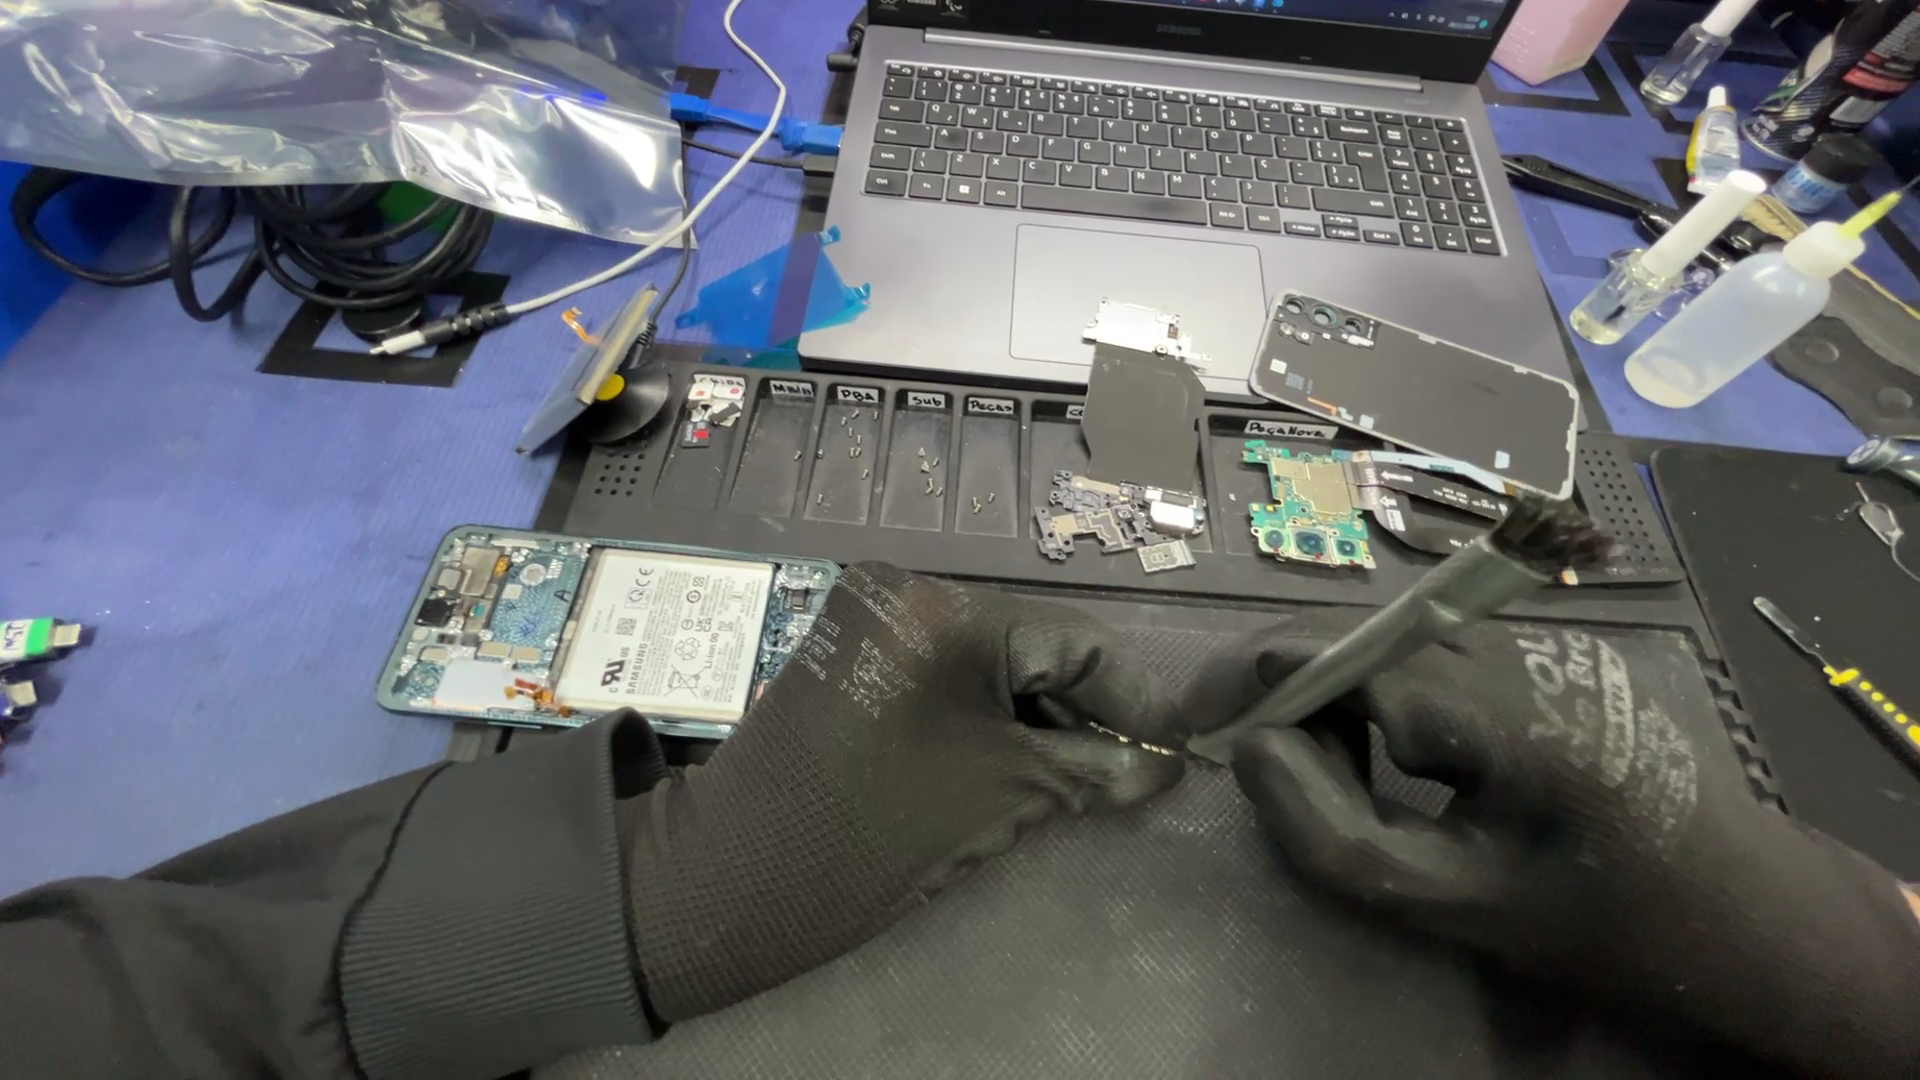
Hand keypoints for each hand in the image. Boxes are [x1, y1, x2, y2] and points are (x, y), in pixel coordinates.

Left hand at [620, 563, 1184, 1023]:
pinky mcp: (860, 643)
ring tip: (1080, 764)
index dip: (1133, 697)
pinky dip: (987, 706)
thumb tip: (1165, 764)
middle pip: (1030, 642)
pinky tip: (1018, 749)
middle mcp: (910, 586)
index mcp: (947, 610)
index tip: (1175, 744)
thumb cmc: (878, 829)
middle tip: (1130, 761)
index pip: (1074, 641)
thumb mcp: (1007, 793)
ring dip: (1036, 709)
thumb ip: (1096, 767)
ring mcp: (877, 611)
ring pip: (989, 654)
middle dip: (1082, 707)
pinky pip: (946, 665)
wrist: (741, 870)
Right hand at [1195, 612, 1919, 1077]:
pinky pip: (1415, 650)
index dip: (1249, 682)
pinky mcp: (1533, 651)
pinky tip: (1371, 742)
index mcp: (1504, 715)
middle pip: (1347, 633)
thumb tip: (1251, 746)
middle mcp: (1514, 651)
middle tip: (1240, 744)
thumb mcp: (1448, 904)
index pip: (1337, 659)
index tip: (1197, 723)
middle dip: (1275, 682)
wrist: (1758, 917)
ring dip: (1319, 685)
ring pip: (1375, 636)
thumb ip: (1327, 830)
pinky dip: (1364, 688)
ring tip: (1307, 753)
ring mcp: (1529, 643)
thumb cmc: (1600, 923)